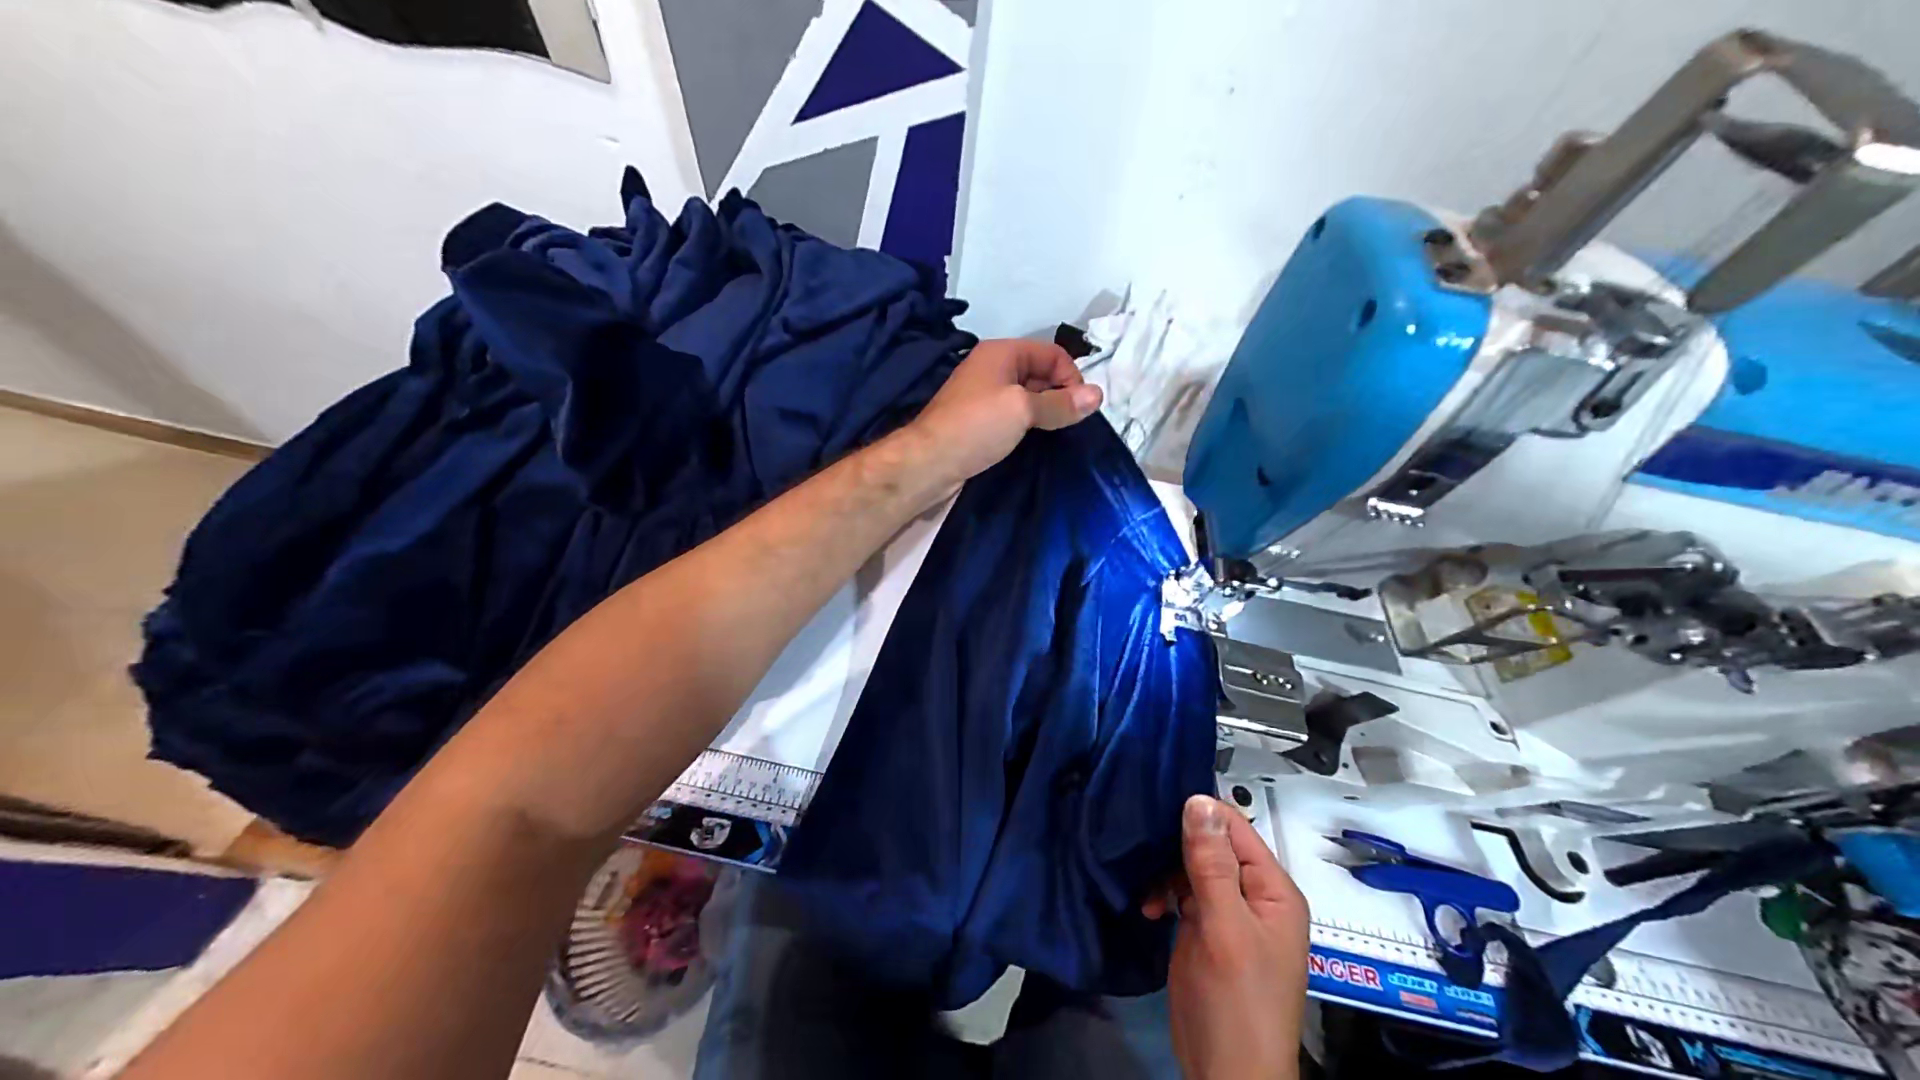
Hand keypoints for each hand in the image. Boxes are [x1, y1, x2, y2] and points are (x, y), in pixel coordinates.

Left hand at [905, 338, 1102, 487]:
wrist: (929, 463)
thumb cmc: (976, 427)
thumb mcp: (1023, 410)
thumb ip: (1060, 403)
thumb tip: (1098, 395)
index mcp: (1001, 352)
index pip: (1052, 353)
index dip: (1071, 376)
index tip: (1080, 408)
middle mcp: (992, 368)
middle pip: (1040, 373)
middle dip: (1060, 394)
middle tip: (1071, 423)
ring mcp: (983, 395)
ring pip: (1027, 396)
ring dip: (1045, 411)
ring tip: (1057, 433)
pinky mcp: (978, 420)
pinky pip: (1013, 415)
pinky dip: (1028, 424)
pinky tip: (1035, 440)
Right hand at [1147, 795, 1310, 1079]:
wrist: (1227, 1074)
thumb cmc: (1237, 1001)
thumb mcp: (1224, 928)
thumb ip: (1211, 865)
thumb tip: (1198, 800)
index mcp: (1272, 889)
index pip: (1234, 829)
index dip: (1198, 816)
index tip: (1155, 808)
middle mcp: (1253, 894)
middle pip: (1212, 845)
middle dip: (1176, 844)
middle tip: (1141, 846)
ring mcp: (1227, 912)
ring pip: (1192, 866)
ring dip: (1165, 871)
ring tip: (1146, 890)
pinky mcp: (1204, 929)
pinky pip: (1182, 892)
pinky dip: (1162, 894)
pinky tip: (1148, 907)